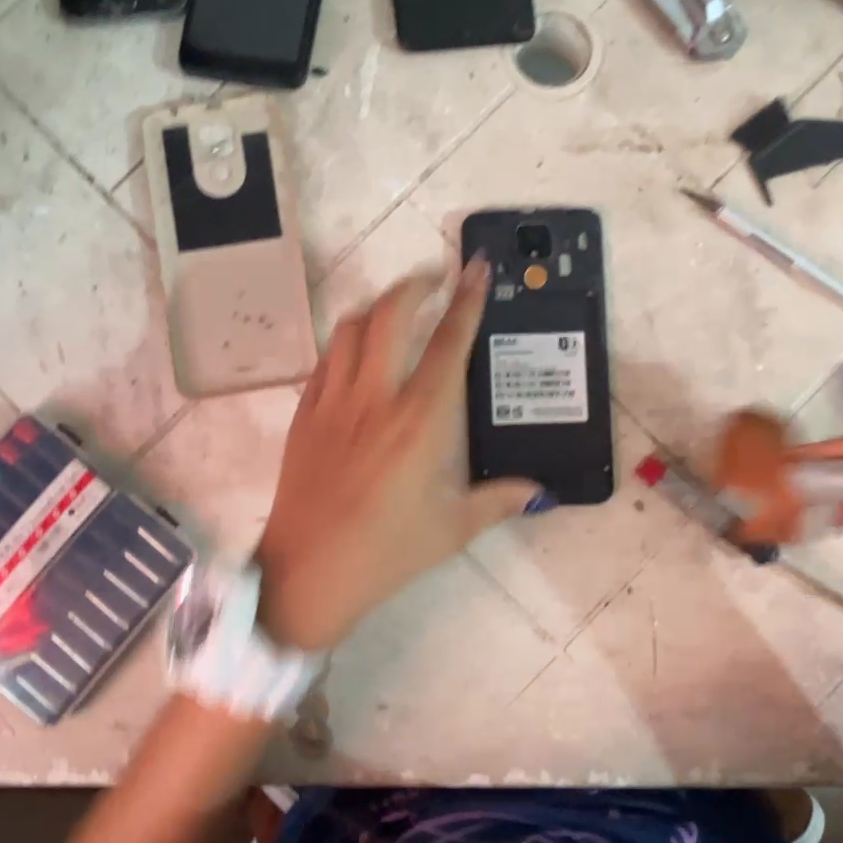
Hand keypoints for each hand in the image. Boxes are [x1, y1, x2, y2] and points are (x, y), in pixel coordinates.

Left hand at [255, 256, 543, 650]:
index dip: (466, 301)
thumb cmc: (385, 552)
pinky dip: (346, 343)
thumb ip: (497, 501)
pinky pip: (325, 360)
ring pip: (350, 328)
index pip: (448, 343)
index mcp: (420, 421)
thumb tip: (539, 493)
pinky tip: (357, 356)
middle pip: (390, 314)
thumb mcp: (451, 530)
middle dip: (415, 284)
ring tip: (396, 311)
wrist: (307, 573)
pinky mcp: (303, 415)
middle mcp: (375, 398)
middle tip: (435, 279)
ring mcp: (332, 402)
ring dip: (376, 308)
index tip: (476, 269)